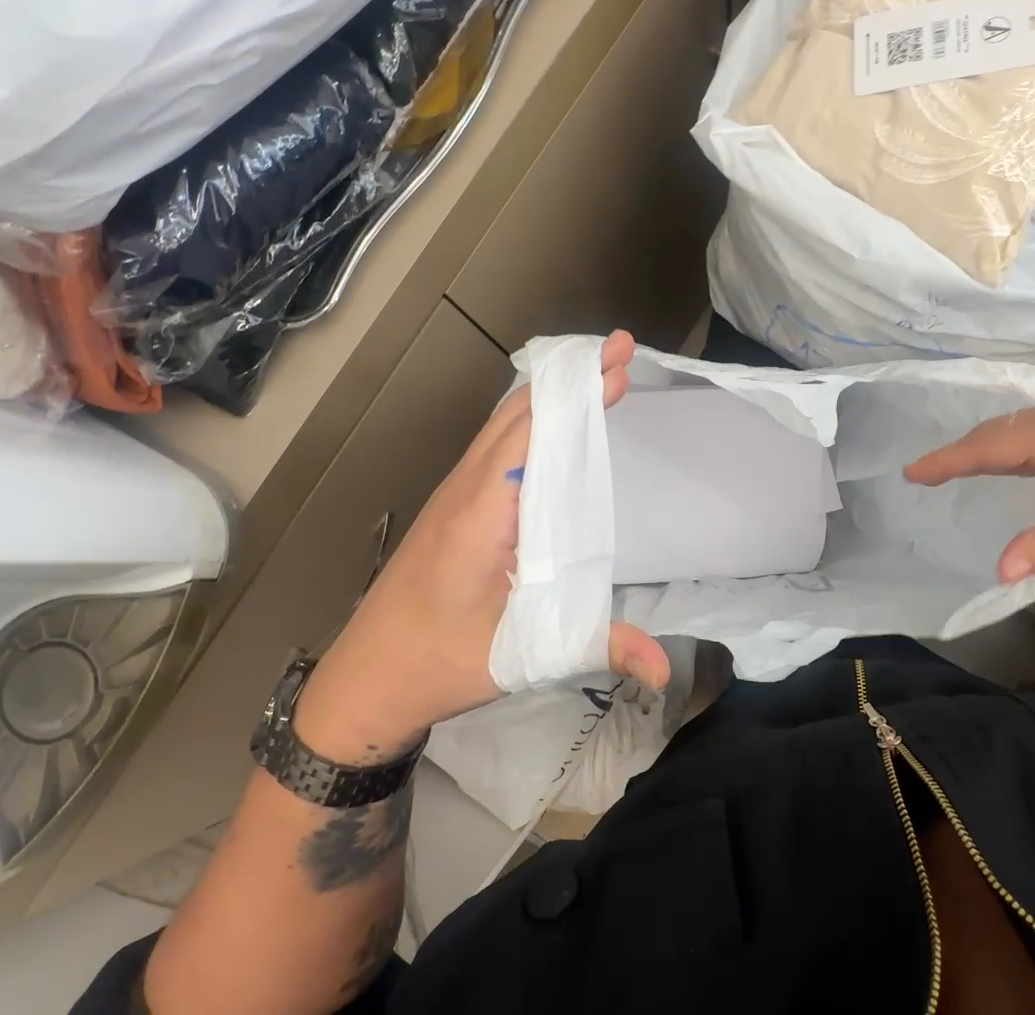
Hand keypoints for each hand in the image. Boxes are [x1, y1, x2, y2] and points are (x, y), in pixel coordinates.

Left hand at [294, 331, 670, 757]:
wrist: (366, 681)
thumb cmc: (440, 662)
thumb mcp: (527, 654)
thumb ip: (603, 649)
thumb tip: (669, 671)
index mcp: (484, 513)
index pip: (534, 432)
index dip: (578, 395)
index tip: (618, 364)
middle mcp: (466, 490)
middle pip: (518, 413)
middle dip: (571, 379)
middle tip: (623, 354)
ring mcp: (453, 495)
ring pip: (501, 424)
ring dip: (550, 395)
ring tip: (598, 376)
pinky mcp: (452, 508)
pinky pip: (494, 444)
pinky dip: (531, 419)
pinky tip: (553, 426)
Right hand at [905, 393, 1034, 584]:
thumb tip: (999, 570)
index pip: (990, 446)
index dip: (949, 460)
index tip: (912, 471)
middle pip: (999, 431)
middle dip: (960, 452)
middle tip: (924, 473)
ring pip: (1020, 427)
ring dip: (986, 446)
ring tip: (956, 467)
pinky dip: (1014, 445)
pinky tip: (1012, 461)